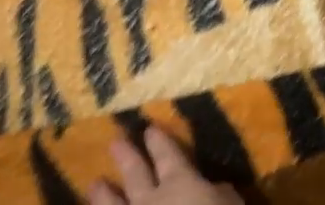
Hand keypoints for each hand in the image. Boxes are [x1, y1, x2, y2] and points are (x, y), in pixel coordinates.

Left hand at [88, 126, 242, 204]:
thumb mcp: (231, 203)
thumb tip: (213, 188)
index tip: (149, 128)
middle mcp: (150, 200)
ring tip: (94, 183)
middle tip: (114, 141)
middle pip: (135, 175)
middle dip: (126, 157)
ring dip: (103, 195)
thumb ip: (219, 194)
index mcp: (180, 182)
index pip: (167, 155)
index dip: (158, 142)